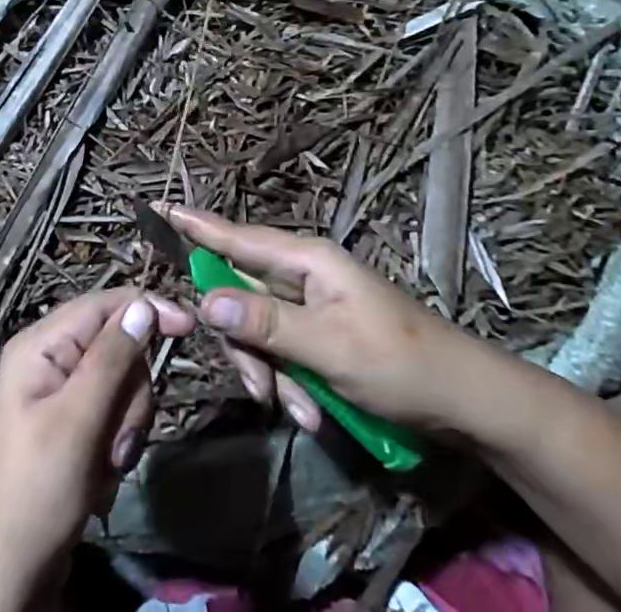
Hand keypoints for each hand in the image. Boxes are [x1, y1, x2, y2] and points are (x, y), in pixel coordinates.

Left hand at [0, 288, 194, 610]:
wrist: (6, 570)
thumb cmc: (36, 489)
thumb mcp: (76, 420)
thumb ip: (110, 359)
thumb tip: (143, 305)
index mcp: (39, 345)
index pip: (103, 305)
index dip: (146, 309)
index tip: (190, 325)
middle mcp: (49, 361)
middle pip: (118, 348)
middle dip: (130, 394)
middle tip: (116, 437)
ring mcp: (60, 395)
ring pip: (122, 386)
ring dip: (125, 425)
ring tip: (105, 463)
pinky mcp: (71, 426)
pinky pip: (112, 416)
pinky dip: (116, 443)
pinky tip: (100, 474)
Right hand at [155, 202, 503, 434]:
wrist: (464, 402)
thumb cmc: (400, 364)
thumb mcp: (328, 347)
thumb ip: (265, 323)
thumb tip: (206, 302)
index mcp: (306, 260)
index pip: (236, 236)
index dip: (193, 225)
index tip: (156, 208)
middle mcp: (302, 274)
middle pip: (239, 297)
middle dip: (245, 347)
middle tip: (262, 389)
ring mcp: (310, 304)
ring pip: (257, 330)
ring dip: (272, 373)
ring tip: (301, 411)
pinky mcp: (318, 332)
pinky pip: (281, 350)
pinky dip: (290, 382)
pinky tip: (312, 412)